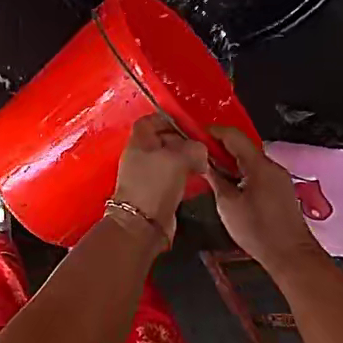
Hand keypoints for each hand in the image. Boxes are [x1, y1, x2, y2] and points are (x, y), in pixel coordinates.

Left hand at [110, 115, 209, 247]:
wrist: (143, 223)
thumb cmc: (156, 183)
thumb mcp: (178, 158)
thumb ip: (192, 147)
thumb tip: (199, 149)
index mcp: (138, 143)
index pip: (150, 121)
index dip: (168, 119)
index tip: (189, 123)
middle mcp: (139, 156)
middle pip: (161, 139)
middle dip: (182, 139)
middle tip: (202, 144)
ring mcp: (146, 174)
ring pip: (168, 158)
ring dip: (186, 158)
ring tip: (204, 161)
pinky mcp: (155, 190)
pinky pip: (171, 175)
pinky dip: (184, 173)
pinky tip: (198, 176)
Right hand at [205, 126, 326, 270]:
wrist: (290, 255)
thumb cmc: (257, 230)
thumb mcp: (227, 204)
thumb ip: (215, 178)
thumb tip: (203, 162)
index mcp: (259, 166)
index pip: (233, 135)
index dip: (211, 131)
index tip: (192, 134)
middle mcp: (272, 166)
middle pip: (242, 146)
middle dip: (218, 146)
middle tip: (195, 152)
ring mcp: (278, 178)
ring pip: (249, 159)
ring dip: (228, 159)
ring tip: (207, 167)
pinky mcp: (279, 189)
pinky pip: (256, 171)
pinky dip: (239, 171)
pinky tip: (226, 181)